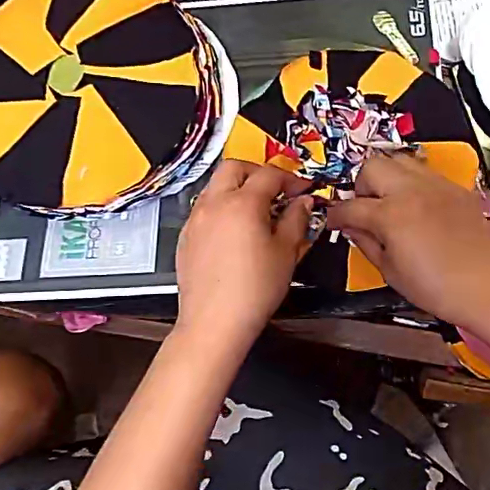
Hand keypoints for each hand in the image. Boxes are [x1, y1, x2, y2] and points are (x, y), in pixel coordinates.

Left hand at [175, 161, 315, 341]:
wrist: (215, 322)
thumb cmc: (250, 292)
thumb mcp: (287, 252)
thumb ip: (296, 219)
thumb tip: (302, 204)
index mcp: (243, 204)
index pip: (270, 174)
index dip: (291, 179)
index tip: (302, 189)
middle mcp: (214, 205)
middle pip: (235, 167)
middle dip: (259, 172)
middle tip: (277, 189)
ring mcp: (196, 220)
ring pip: (216, 186)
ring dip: (238, 188)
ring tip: (259, 210)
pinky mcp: (187, 237)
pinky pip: (205, 208)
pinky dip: (223, 208)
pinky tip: (239, 230)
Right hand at [324, 152, 489, 329]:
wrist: (484, 287)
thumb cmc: (439, 287)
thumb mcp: (390, 271)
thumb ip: (366, 242)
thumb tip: (352, 228)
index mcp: (392, 215)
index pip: (351, 206)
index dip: (336, 215)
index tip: (335, 220)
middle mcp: (414, 192)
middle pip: (372, 166)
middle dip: (361, 185)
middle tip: (364, 208)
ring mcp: (438, 187)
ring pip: (401, 160)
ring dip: (389, 177)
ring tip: (390, 201)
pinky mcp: (457, 190)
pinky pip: (428, 173)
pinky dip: (416, 184)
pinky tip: (417, 206)